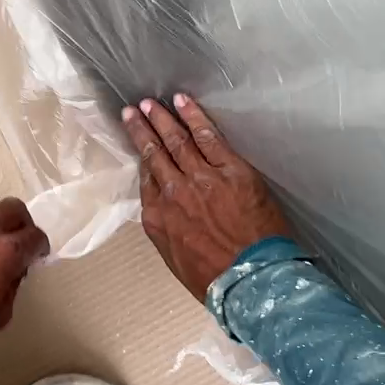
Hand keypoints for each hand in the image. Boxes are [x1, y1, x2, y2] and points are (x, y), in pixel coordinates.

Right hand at [123, 94, 292, 301]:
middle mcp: (173, 192)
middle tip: (133, 110)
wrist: (250, 281)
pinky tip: (183, 102)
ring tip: (151, 103)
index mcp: (158, 217)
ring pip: (176, 140)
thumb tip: (162, 210)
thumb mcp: (174, 258)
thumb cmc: (214, 280)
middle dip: (142, 129)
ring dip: (162, 119)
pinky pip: (208, 137)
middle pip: (154, 153)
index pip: (147, 177)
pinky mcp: (230, 170)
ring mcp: (201, 178)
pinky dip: (194, 117)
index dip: (141, 155)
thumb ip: (164, 229)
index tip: (138, 140)